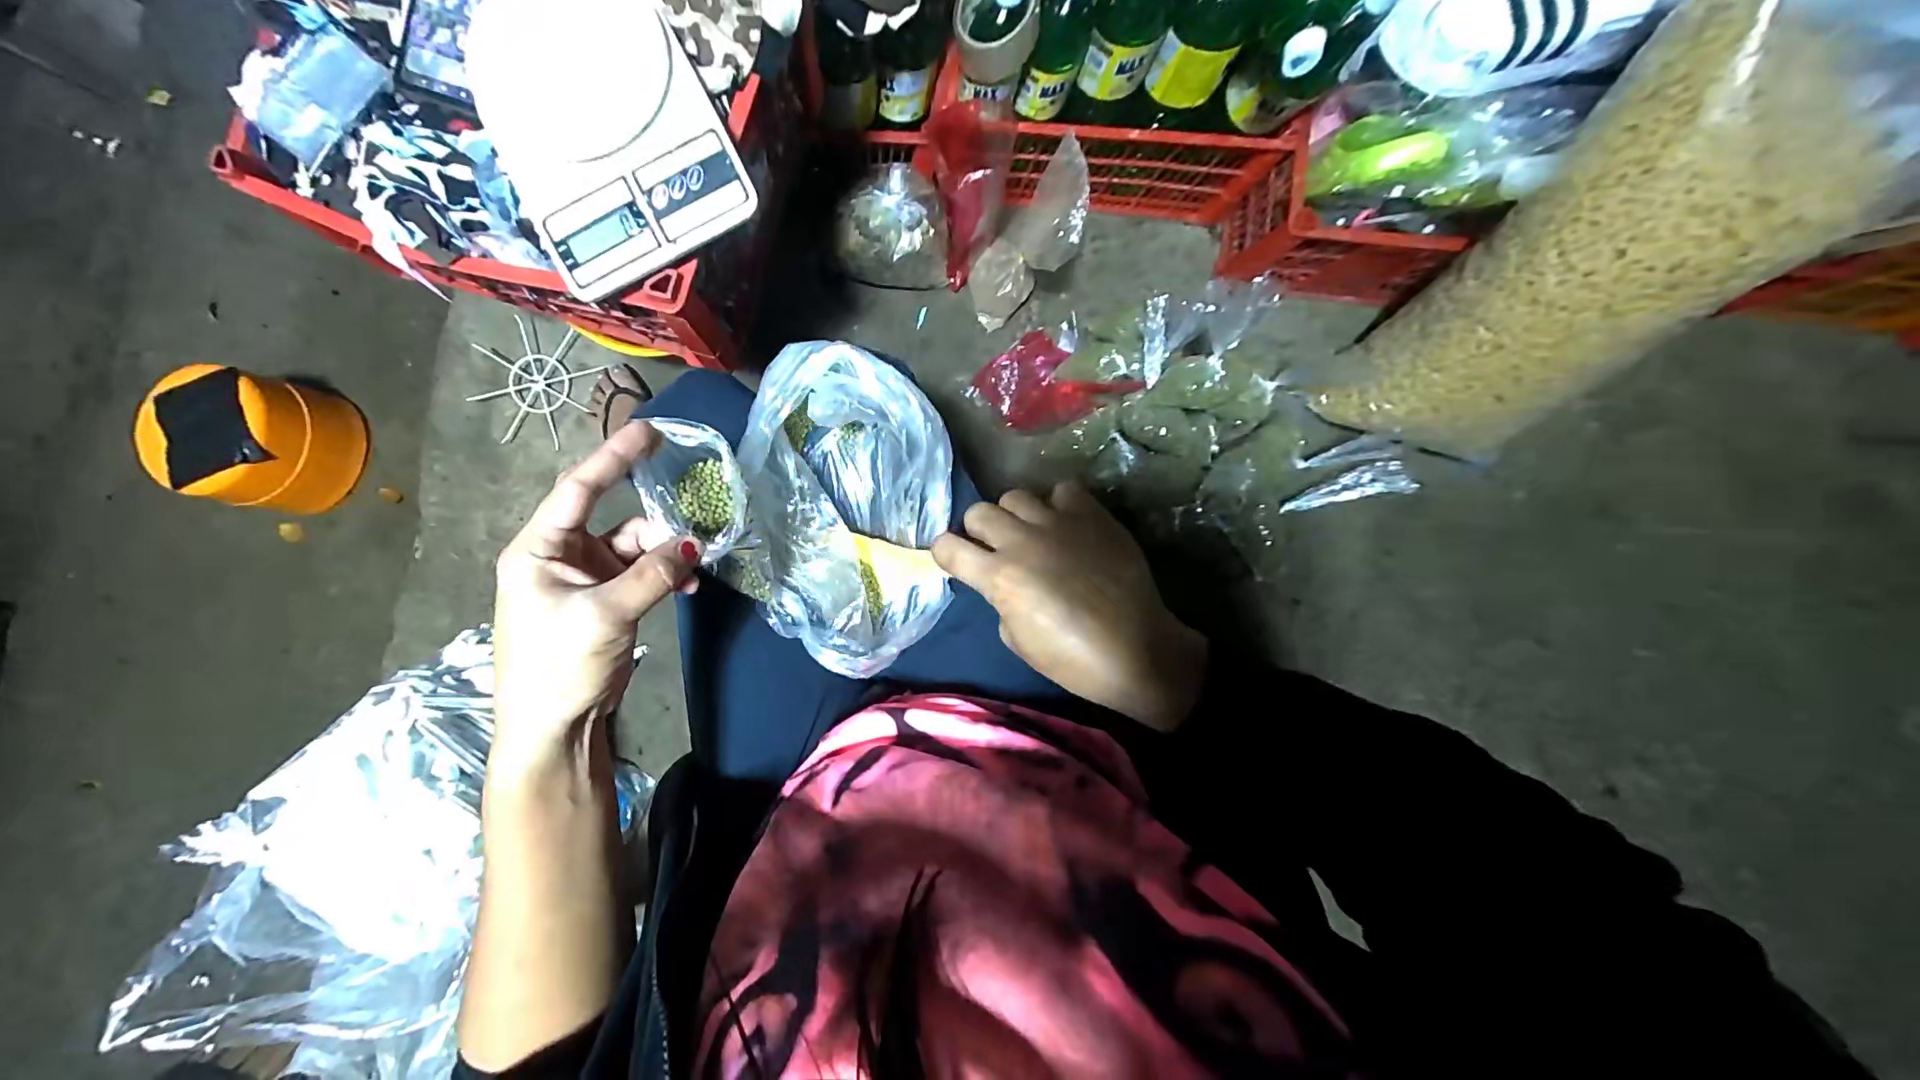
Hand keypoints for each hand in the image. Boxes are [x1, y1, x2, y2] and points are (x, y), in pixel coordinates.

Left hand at [491, 422, 700, 769]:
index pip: (578, 489)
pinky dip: (668, 575)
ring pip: (639, 548)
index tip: (650, 432)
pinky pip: (646, 573)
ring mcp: (589, 578)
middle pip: (619, 521)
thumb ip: (652, 575)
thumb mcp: (604, 614)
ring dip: (669, 556)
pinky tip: (688, 585)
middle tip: (697, 529)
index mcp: (540, 549)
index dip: (614, 458)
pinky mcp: (610, 599)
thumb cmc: (558, 666)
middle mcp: (563, 555)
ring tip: (695, 569)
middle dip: (659, 525)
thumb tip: (695, 544)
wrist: (553, 726)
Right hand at [933, 481, 1206, 731]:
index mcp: (999, 577)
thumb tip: (1003, 584)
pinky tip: (1066, 524)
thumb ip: (1000, 601)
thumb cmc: (1072, 659)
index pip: (947, 546)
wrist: (1137, 649)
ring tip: (1032, 533)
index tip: (957, 562)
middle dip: (978, 531)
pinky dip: (1058, 504)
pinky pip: (1063, 490)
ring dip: (1016, 516)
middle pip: (977, 512)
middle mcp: (1021, 540)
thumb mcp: (1017, 640)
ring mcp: (1058, 522)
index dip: (945, 554)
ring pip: (1015, 495)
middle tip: (996, 549)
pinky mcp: (1092, 514)